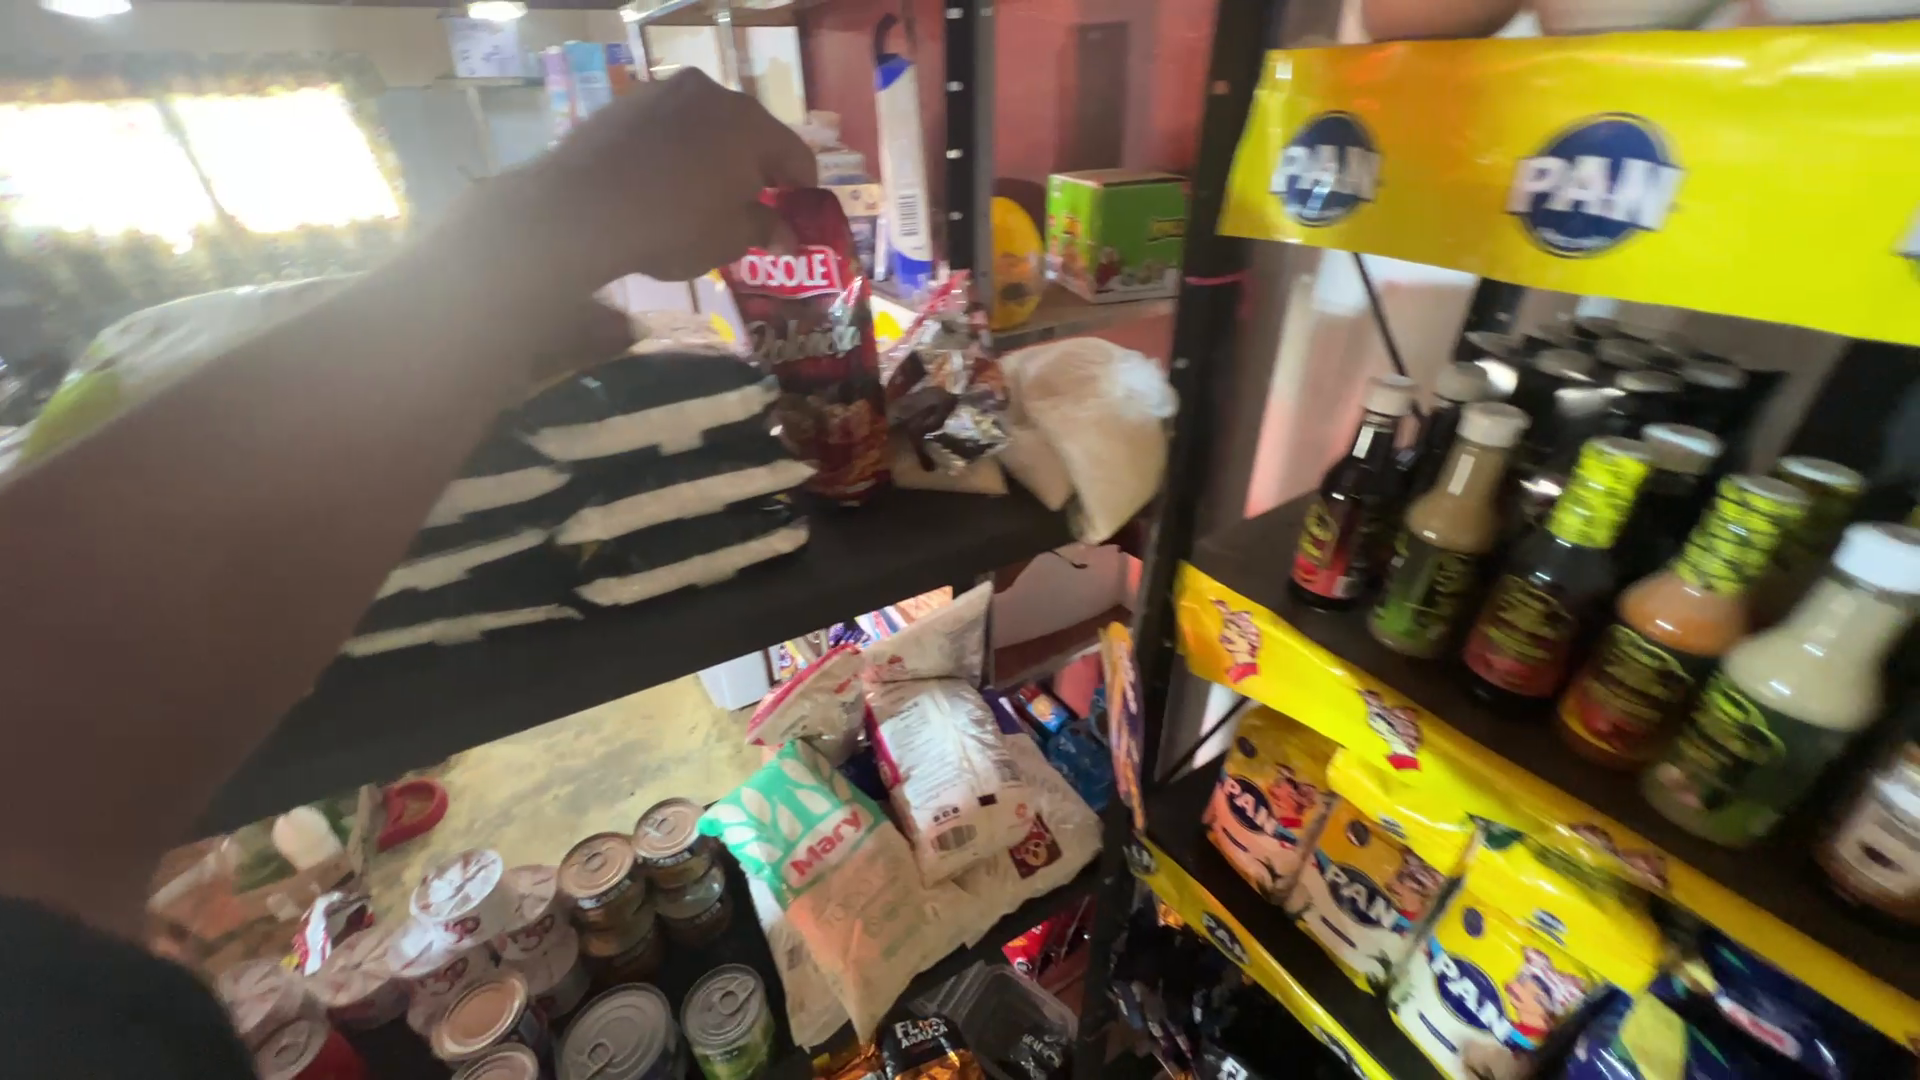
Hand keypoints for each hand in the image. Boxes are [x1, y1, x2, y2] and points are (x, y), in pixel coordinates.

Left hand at [480, 69, 816, 296]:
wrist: (584, 207)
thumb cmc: (676, 225)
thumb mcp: (732, 238)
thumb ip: (766, 230)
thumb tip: (788, 238)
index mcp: (751, 125)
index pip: (798, 157)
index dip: (803, 192)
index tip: (798, 217)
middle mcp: (713, 94)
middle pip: (752, 135)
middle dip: (758, 171)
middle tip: (754, 208)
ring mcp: (666, 91)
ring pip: (709, 127)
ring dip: (718, 158)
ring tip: (707, 198)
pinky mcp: (628, 101)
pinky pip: (672, 128)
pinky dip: (681, 152)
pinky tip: (668, 185)